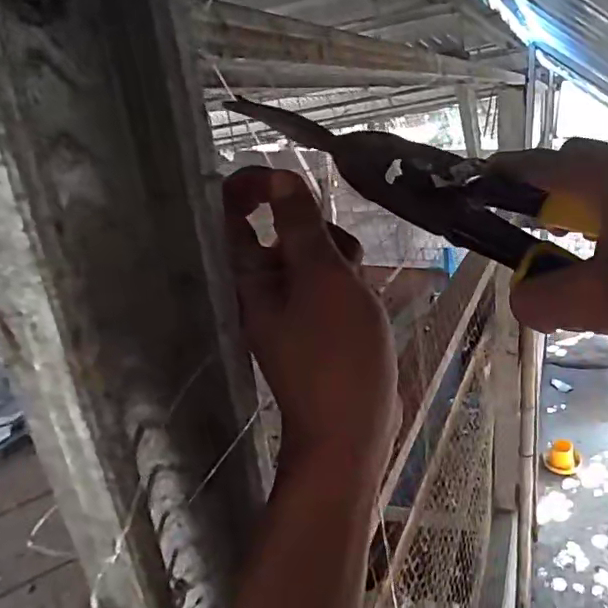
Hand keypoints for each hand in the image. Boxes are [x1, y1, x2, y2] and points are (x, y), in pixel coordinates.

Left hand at [222, 167, 397, 467]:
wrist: (352, 430)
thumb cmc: (337, 354)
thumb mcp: (323, 280)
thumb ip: (302, 227)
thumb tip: (278, 177)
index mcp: (252, 278)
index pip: (234, 212)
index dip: (254, 185)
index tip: (294, 178)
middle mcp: (266, 291)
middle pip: (284, 233)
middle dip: (319, 231)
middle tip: (345, 257)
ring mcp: (295, 312)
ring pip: (317, 260)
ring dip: (343, 260)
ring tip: (364, 289)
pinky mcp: (322, 330)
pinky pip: (333, 290)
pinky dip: (351, 286)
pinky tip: (373, 302)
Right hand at [485, 139, 607, 345]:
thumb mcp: (602, 303)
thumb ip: (543, 300)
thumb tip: (522, 296)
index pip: (537, 163)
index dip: (499, 175)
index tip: (474, 189)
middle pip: (568, 168)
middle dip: (537, 197)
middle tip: (526, 234)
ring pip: (599, 186)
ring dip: (573, 214)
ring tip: (567, 254)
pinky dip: (603, 224)